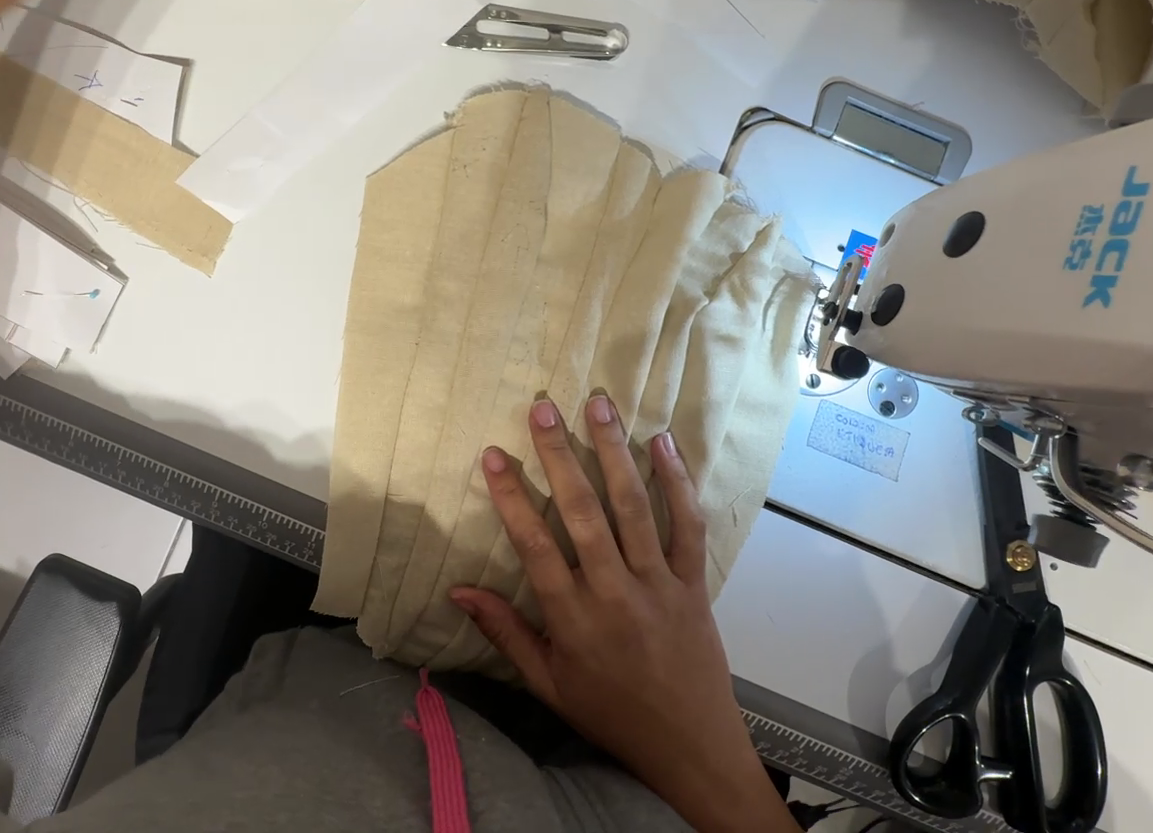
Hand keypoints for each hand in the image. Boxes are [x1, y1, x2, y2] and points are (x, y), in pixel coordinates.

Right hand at [450, 394, 797, 832]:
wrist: (693, 748)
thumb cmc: (610, 712)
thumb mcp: (547, 684)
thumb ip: (505, 633)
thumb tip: (458, 591)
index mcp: (573, 619)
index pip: (535, 547)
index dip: (511, 498)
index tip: (493, 454)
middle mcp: (615, 592)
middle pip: (583, 514)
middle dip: (560, 456)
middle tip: (542, 408)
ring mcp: (659, 584)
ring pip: (634, 508)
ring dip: (614, 451)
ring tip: (599, 404)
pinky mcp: (694, 583)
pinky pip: (688, 527)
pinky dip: (677, 482)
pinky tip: (663, 443)